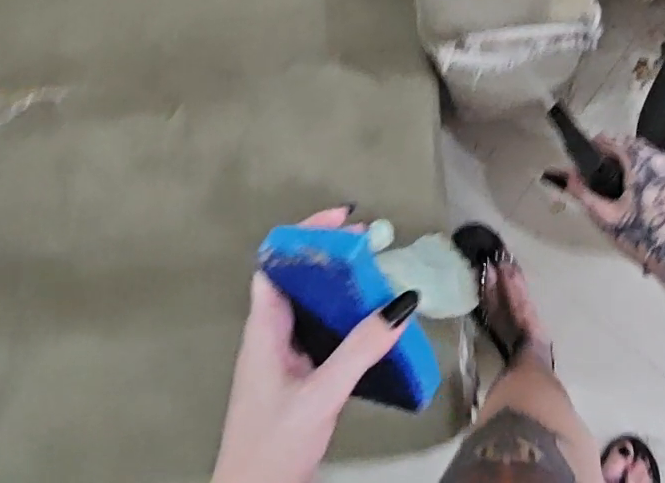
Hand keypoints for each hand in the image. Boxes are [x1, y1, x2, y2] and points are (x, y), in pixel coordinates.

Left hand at [210, 208, 419, 482]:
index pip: (276, 262)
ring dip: (342, 284)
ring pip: (312, 304)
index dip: (305, 235)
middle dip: (333, 254)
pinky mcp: (299, 375)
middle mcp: (271, 334)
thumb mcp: (321, 395)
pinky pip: (323, 330)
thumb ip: (359, 351)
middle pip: (298, 277)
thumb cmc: (273, 444)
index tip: (342, 220)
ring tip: (378, 270)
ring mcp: (284, 356)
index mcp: (264, 329)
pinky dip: (347, 316)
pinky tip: (374, 319)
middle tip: (371, 241)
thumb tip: (400, 304)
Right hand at [545, 135, 664, 283]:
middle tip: (593, 174)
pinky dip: (639, 172)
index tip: (581, 161)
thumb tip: (566, 176)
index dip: (593, 147)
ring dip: (625, 163)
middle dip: (609, 154)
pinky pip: (653, 167)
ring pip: (642, 156)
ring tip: (610, 185)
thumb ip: (584, 194)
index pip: (611, 139)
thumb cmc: (643, 235)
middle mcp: (657, 157)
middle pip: (628, 145)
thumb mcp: (607, 217)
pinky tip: (630, 193)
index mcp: (640, 160)